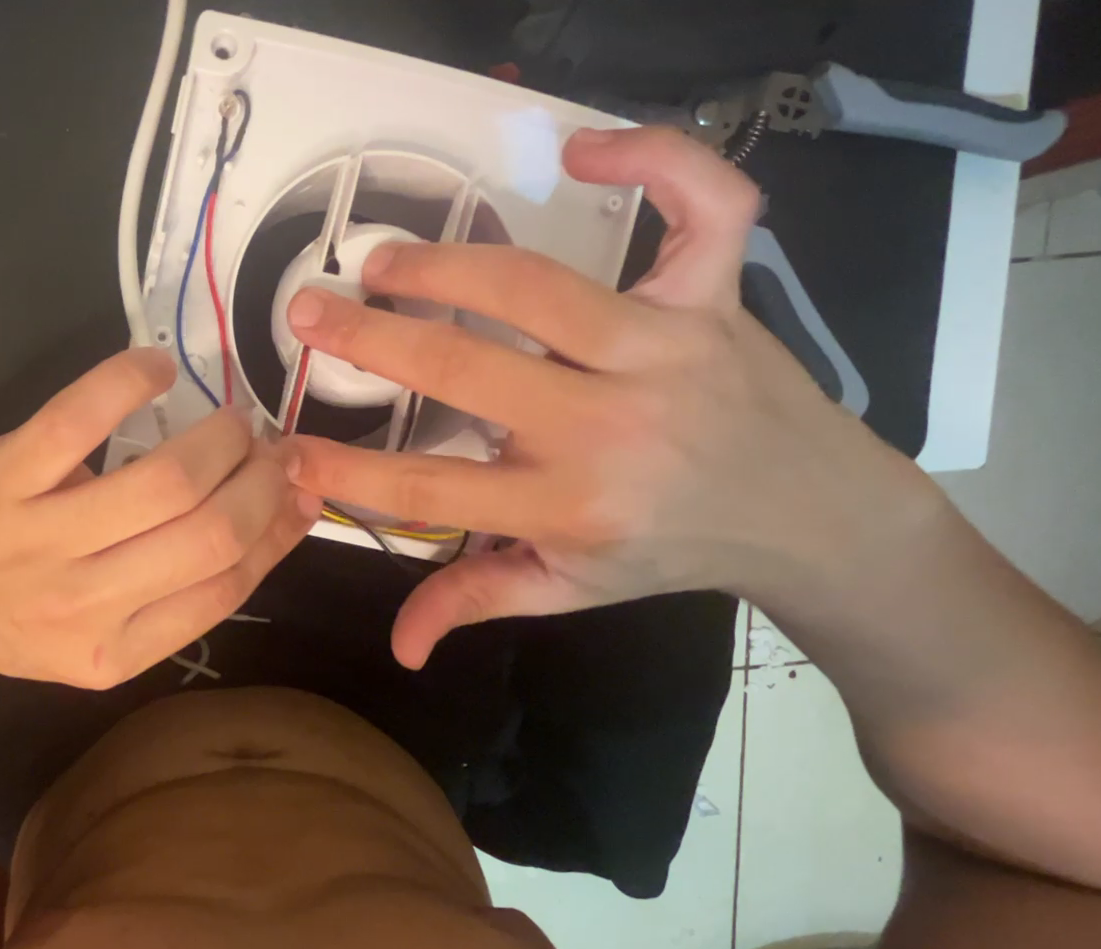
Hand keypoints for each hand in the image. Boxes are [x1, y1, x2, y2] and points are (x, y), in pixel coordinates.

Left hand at [0, 348, 319, 688]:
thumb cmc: (3, 623)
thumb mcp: (92, 643)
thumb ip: (172, 597)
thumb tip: (267, 522)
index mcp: (114, 651)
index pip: (227, 586)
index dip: (278, 531)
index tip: (299, 490)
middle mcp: (83, 603)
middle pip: (211, 533)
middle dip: (263, 480)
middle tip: (270, 448)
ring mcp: (40, 537)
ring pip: (165, 480)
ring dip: (218, 438)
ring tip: (228, 422)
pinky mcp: (2, 477)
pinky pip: (80, 418)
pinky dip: (130, 380)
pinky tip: (155, 369)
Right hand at [281, 126, 936, 668]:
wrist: (812, 515)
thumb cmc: (669, 549)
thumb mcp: (567, 591)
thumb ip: (475, 602)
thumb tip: (400, 648)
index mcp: (567, 506)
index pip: (429, 487)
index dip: (345, 471)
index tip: (287, 449)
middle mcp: (608, 424)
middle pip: (464, 368)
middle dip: (367, 339)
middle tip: (304, 313)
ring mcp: (664, 350)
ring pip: (542, 287)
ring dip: (446, 263)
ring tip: (383, 261)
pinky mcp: (714, 298)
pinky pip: (702, 207)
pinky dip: (655, 158)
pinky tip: (581, 148)